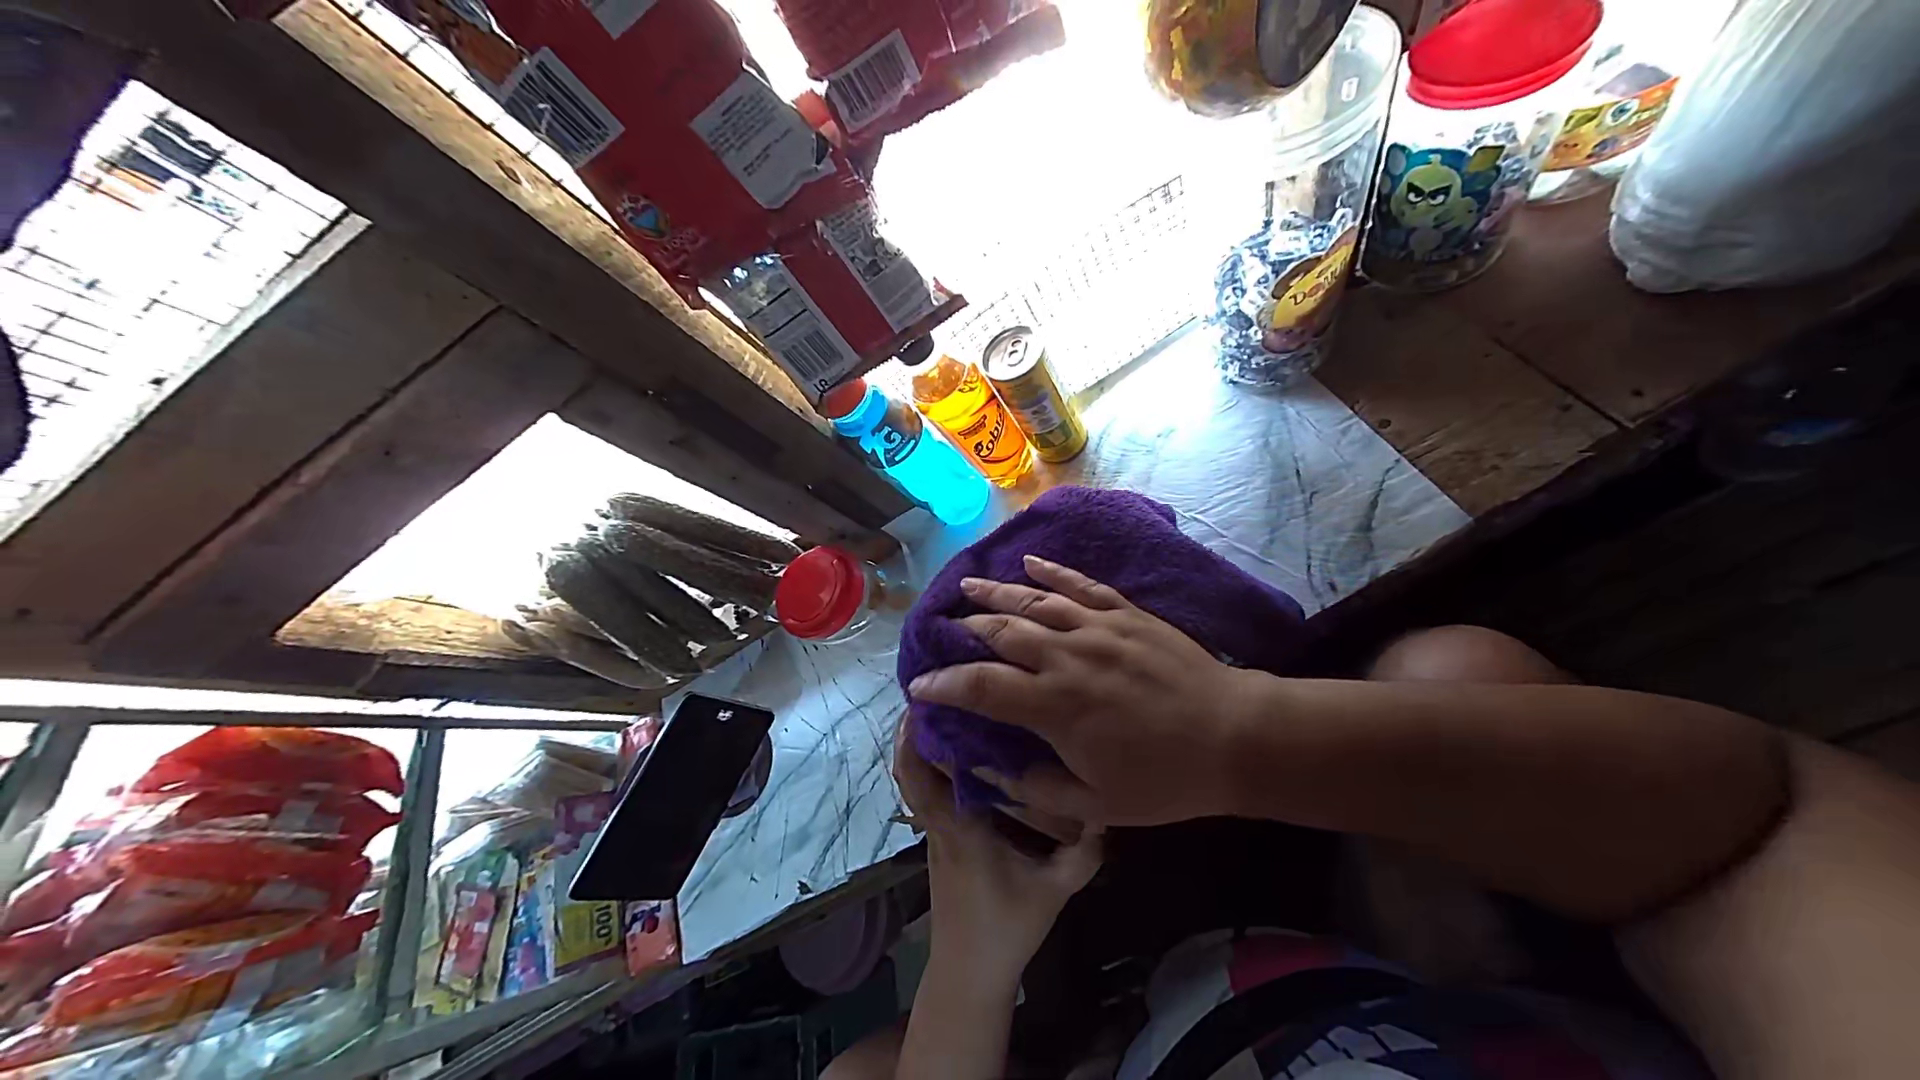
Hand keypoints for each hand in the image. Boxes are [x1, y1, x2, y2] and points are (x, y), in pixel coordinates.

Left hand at [894, 721, 1101, 983]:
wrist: (971, 971)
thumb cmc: (1008, 928)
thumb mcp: (1054, 888)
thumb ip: (1084, 850)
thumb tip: (1106, 806)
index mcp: (959, 827)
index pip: (923, 775)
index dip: (918, 735)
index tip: (934, 696)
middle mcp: (939, 821)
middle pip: (908, 769)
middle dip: (914, 728)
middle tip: (938, 691)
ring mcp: (935, 830)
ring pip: (914, 779)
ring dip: (919, 744)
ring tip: (947, 708)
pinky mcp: (939, 838)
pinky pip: (926, 791)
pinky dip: (929, 765)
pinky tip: (959, 749)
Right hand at [907, 554, 1265, 825]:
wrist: (1235, 737)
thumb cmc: (1165, 778)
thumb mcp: (1097, 803)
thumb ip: (1036, 787)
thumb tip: (988, 771)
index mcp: (1055, 705)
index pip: (979, 687)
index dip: (942, 685)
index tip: (919, 686)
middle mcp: (1067, 656)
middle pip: (999, 632)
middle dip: (962, 631)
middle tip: (942, 633)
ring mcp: (1098, 627)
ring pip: (1033, 601)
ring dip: (995, 593)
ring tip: (966, 588)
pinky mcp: (1126, 613)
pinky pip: (1081, 584)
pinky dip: (1053, 572)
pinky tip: (1030, 563)